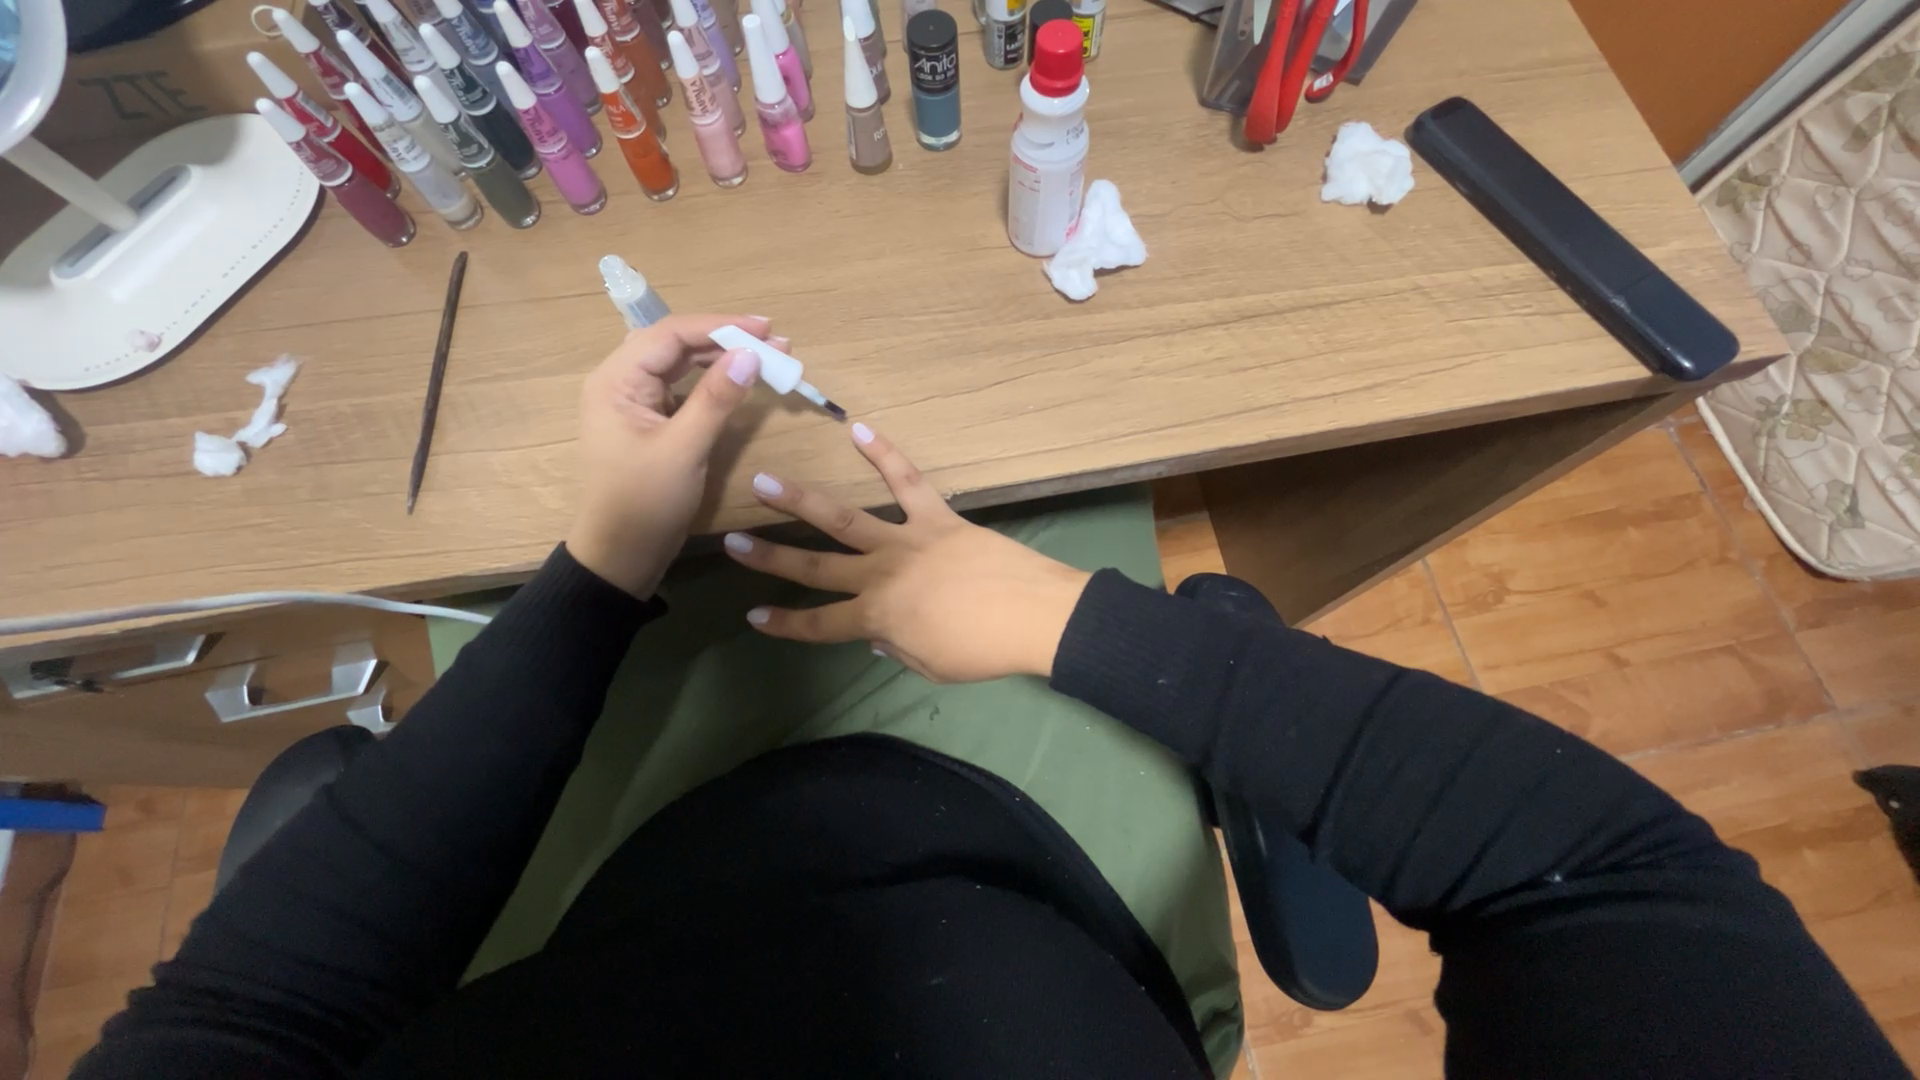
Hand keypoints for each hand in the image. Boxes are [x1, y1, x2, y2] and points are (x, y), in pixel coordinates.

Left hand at [565, 314, 770, 597]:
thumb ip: (716, 399)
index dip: (720, 327)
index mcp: (617, 381)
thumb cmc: (645, 503)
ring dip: (723, 358)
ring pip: (682, 364)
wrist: (622, 554)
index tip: (765, 328)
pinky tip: (740, 379)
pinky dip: (714, 381)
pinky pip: (684, 388)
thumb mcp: (684, 449)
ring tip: (768, 356)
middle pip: (676, 344)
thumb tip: (750, 355)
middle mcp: (622, 382)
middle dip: (726, 339)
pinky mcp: (651, 422)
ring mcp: (636, 403)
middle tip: (776, 341)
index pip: (671, 335)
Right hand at [723, 424, 1091, 682]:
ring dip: (802, 500)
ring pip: (845, 518)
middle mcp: (880, 576)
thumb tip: (873, 634)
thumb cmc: (982, 651)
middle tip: (730, 540)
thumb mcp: (930, 665)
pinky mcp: (937, 518)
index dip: (784, 623)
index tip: (753, 615)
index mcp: (877, 617)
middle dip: (771, 557)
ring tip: (765, 480)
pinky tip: (860, 430)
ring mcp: (907, 541)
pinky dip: (886, 454)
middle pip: (816, 566)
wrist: (1035, 618)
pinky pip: (908, 481)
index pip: (819, 623)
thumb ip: (894, 646)